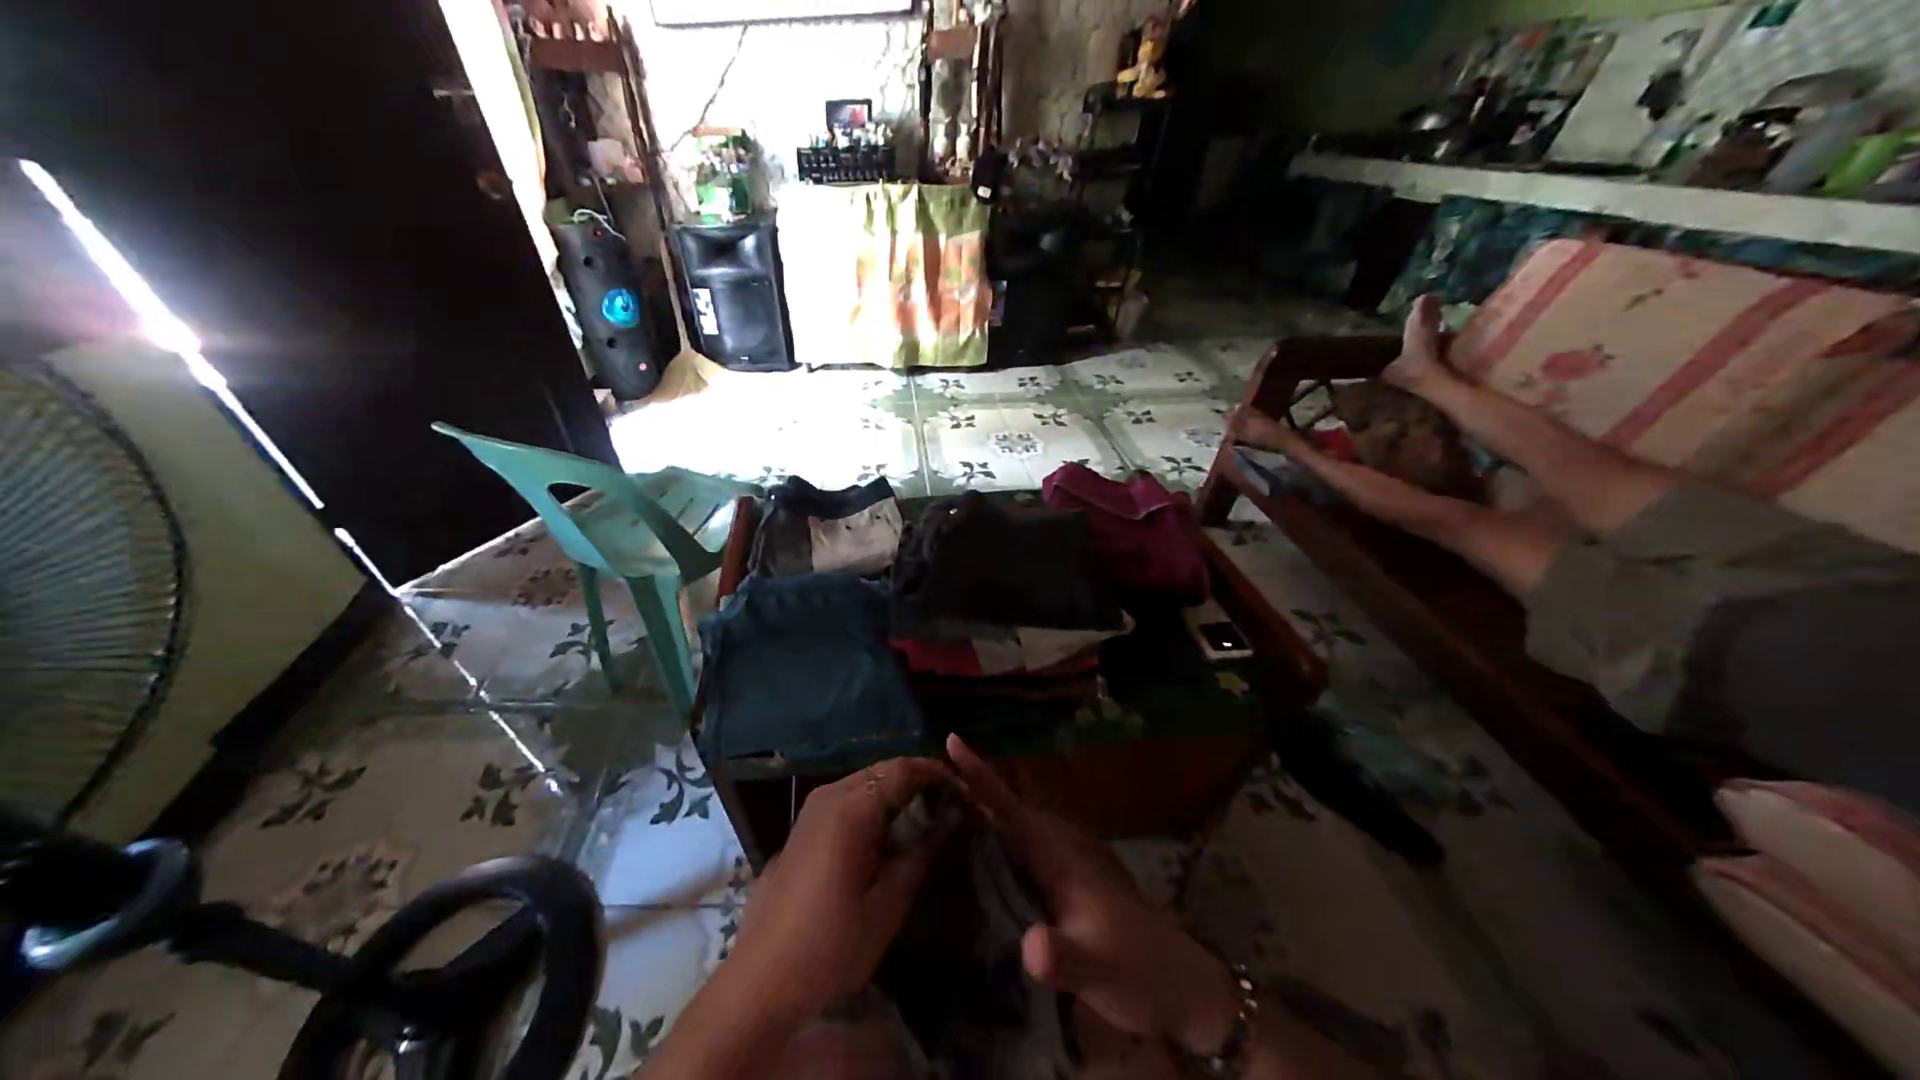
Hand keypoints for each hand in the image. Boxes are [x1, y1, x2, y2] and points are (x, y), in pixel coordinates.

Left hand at [722, 757, 954, 1023]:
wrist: (760, 981)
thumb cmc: (830, 947)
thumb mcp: (887, 905)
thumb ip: (921, 852)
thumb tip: (951, 816)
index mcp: (850, 809)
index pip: (903, 769)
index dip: (938, 774)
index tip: (966, 794)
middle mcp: (828, 797)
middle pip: (883, 771)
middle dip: (919, 782)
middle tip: (951, 808)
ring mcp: (811, 812)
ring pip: (864, 784)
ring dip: (897, 795)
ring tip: (927, 822)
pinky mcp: (803, 829)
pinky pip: (847, 801)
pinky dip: (874, 808)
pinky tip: (889, 838)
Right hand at [947, 734, 1240, 1055]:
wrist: (1179, 985)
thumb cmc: (1137, 971)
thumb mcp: (1100, 971)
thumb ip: (1065, 959)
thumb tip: (1030, 946)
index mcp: (1060, 858)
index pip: (1012, 810)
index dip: (982, 777)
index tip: (952, 741)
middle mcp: (1061, 850)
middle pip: (1009, 809)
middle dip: (972, 787)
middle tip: (926, 779)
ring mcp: (1066, 864)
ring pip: (1017, 824)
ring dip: (984, 807)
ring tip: (942, 803)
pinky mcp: (1067, 880)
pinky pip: (1023, 844)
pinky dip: (998, 833)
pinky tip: (981, 846)